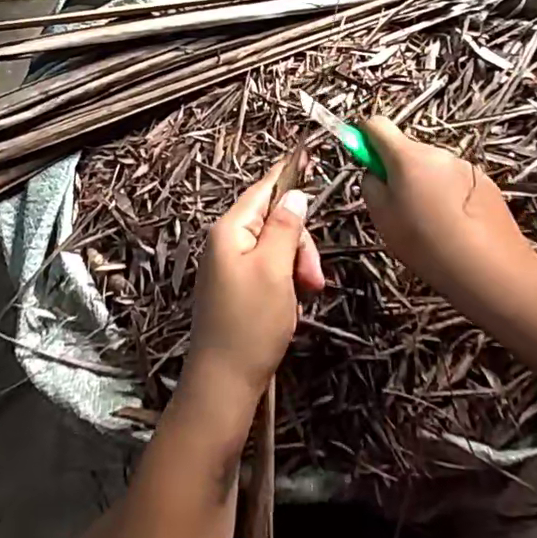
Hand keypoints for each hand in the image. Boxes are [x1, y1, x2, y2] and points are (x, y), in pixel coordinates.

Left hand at [187, 164, 325, 402]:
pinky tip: (291, 305)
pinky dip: (286, 281)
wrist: (224, 382)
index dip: (287, 174)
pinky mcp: (236, 287)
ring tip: (305, 295)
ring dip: (296, 266)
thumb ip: (285, 227)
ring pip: (275, 247)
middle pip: (273, 221)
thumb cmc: (250, 323)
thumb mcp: (274, 269)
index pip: (262, 190)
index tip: (307, 155)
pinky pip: (268, 269)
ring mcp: (229, 265)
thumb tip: (294, 194)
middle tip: (313, 278)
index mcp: (229, 230)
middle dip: (299, 244)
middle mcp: (226, 242)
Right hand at [358, 116, 536, 299]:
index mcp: (406, 156)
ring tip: (429, 225)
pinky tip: (453, 227)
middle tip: (399, 208)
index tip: (365, 160)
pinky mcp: (486, 183)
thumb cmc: (426, 243)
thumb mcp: (382, 216)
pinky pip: (456, 182)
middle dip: (398, 171)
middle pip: (407, 150)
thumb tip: (375, 173)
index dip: (365, 138)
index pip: (376, 124)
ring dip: (424, 185)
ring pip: (432, 168)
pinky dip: (448, 197)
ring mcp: (464, 166)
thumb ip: (371, 185)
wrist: (489, 269)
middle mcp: (437, 153)